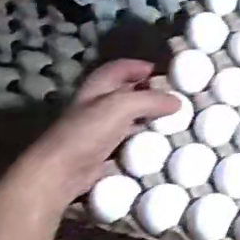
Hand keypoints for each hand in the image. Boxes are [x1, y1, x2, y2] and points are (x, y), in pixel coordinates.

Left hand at [6, 59, 178, 210]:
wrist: (61, 172)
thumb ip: (150, 100)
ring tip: (172, 119)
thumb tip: (177, 101)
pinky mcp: (103, 149)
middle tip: (175, 98)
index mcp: (97, 87)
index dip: (141, 67)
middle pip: (126, 91)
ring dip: (149, 115)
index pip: (120, 68)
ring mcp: (99, 127)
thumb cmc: (87, 132)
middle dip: (150, 91)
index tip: (167, 74)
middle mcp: (97, 104)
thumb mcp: (121, 106)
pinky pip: (129, 137)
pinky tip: (158, 143)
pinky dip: (144, 136)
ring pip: (129, 115)